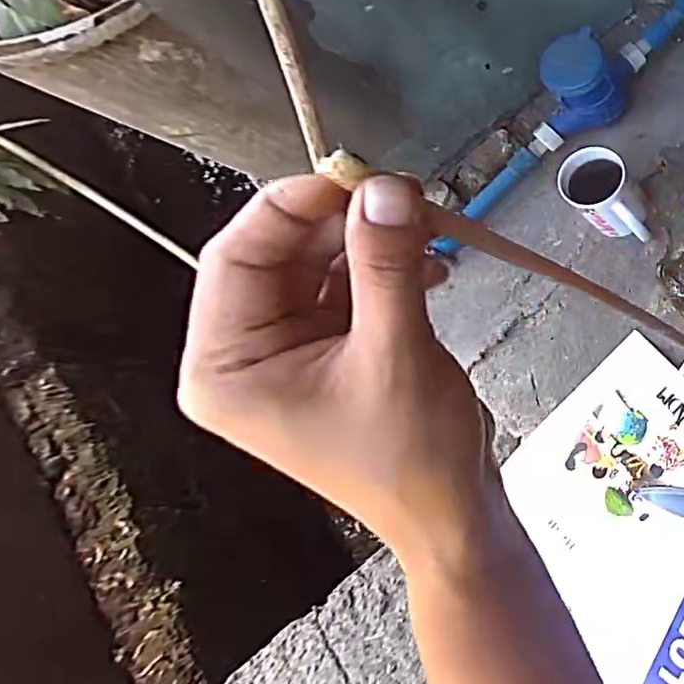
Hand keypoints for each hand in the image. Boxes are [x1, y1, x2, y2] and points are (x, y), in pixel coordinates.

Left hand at [177, 174, 487, 565]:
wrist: (454, 506)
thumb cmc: (413, 446)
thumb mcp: (398, 351)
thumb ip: (389, 267)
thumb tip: (389, 190)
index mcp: (228, 363)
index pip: (238, 261)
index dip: (291, 210)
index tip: (353, 177)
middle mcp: (253, 354)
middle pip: (289, 263)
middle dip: (349, 227)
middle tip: (408, 197)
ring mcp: (303, 355)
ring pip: (331, 276)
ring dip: (381, 248)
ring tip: (432, 231)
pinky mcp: (349, 355)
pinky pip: (363, 297)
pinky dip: (399, 276)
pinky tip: (436, 268)